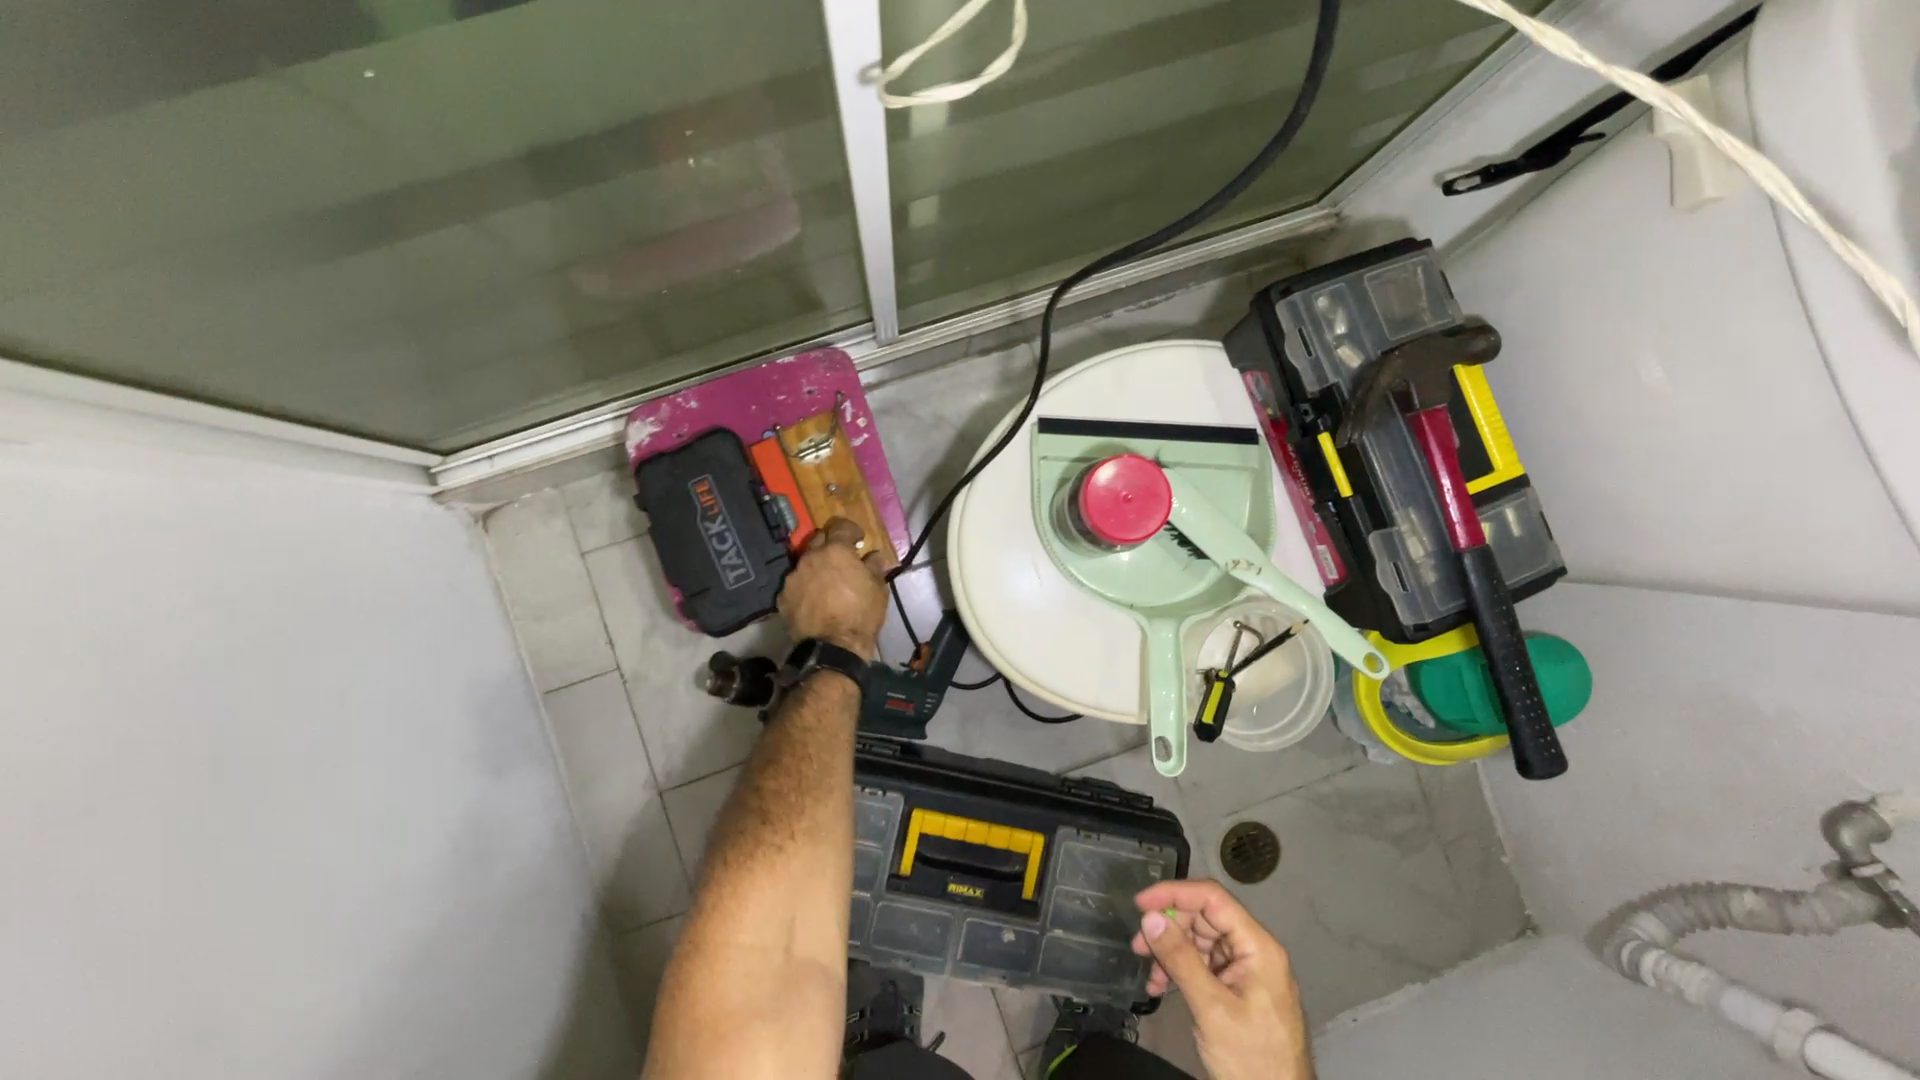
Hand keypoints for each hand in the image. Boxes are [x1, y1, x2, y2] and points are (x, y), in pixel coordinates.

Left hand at [776, 518, 888, 661]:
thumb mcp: (878, 589)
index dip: (851, 529)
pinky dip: (805, 586)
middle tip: (842, 557)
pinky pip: (795, 584)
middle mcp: (810, 558)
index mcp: (835, 551)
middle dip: (831, 544)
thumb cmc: (861, 614)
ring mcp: (793, 577)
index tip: (859, 538)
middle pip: (818, 540)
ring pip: (805, 563)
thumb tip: (874, 556)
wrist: (833, 648)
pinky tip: (813, 599)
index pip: (840, 527)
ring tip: (826, 581)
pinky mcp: (783, 597)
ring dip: (816, 566)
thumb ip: (874, 567)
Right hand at [1131, 879, 1312, 1079]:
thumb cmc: (1252, 1060)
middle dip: (1169, 928)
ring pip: (1200, 942)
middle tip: (1138, 946)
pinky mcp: (1236, 989)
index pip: (1213, 899)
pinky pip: (1203, 966)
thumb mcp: (1212, 1009)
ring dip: (1171, 953)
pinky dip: (1180, 972)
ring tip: (1150, 975)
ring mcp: (1245, 971)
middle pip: (1204, 919)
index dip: (1175, 894)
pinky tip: (1161, 988)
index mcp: (1257, 947)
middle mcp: (1253, 951)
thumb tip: (1150, 918)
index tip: (1140, 904)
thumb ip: (1181, 960)